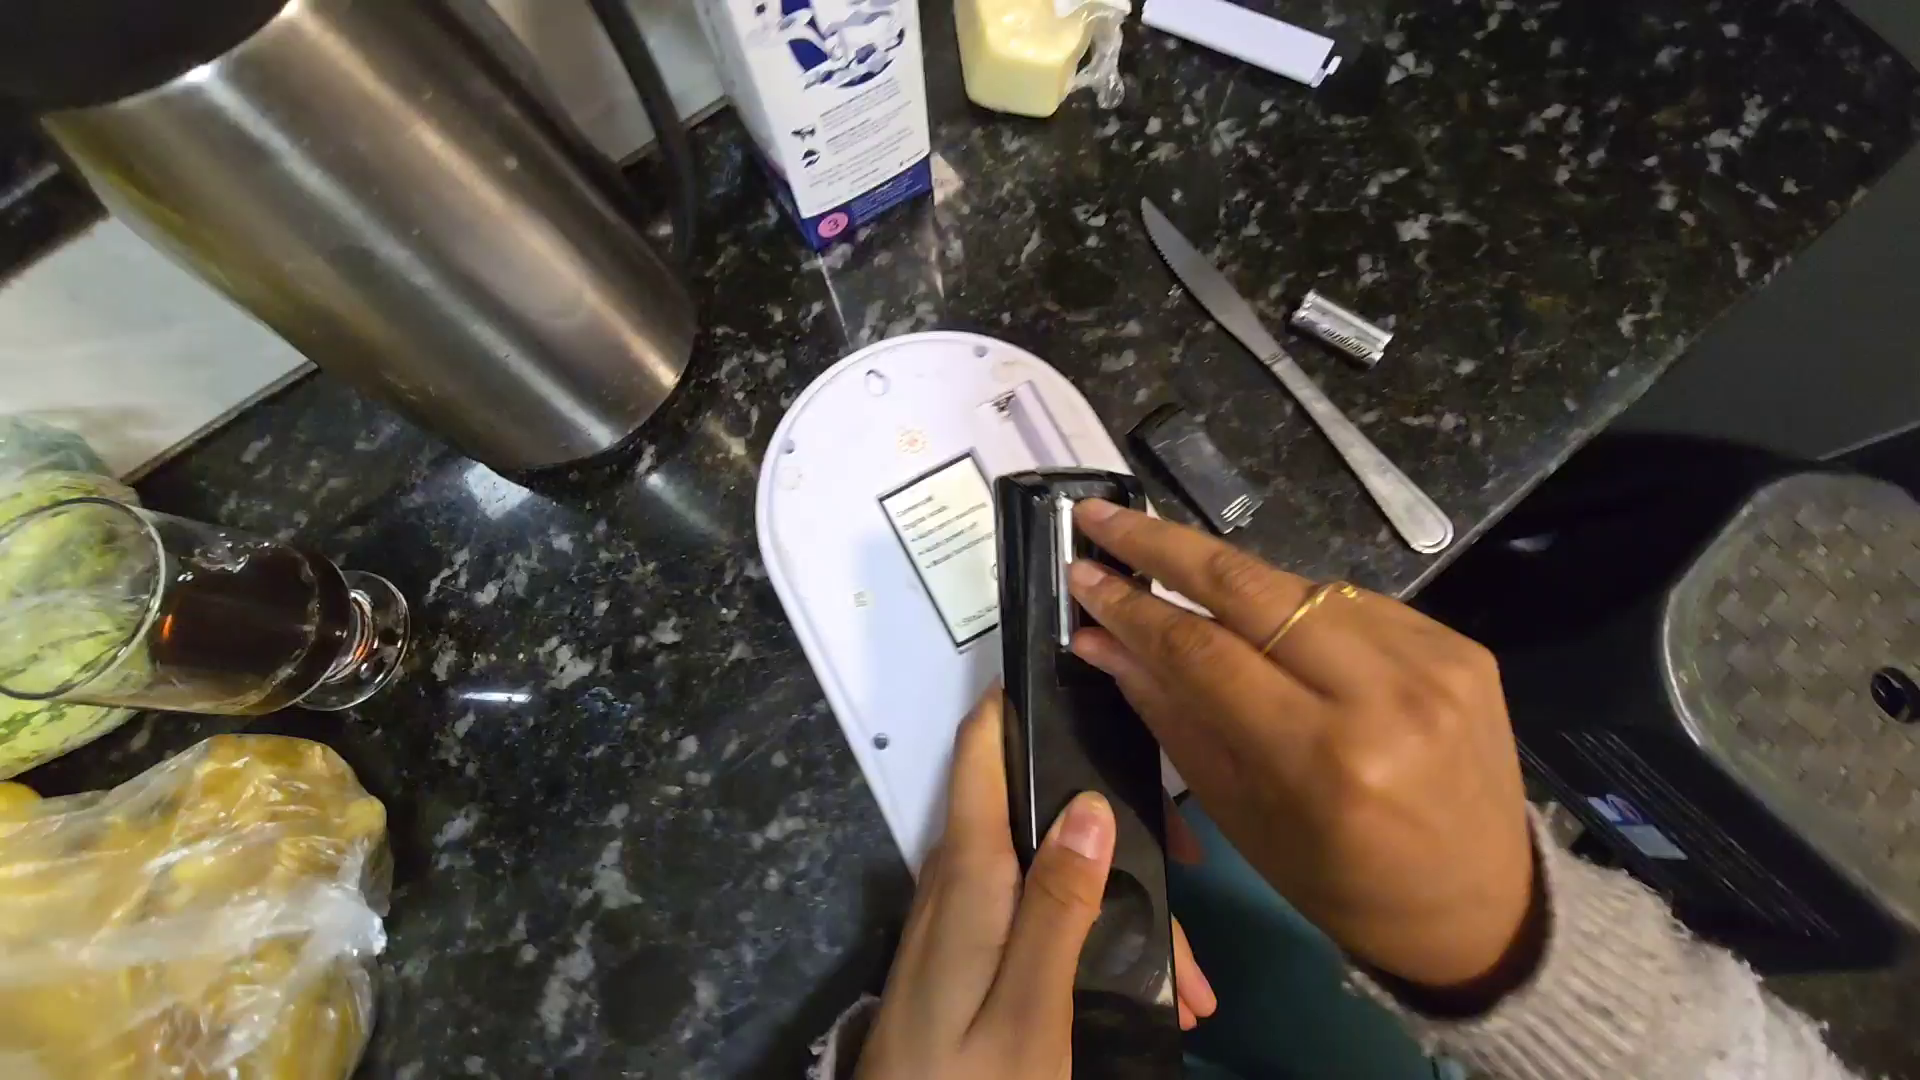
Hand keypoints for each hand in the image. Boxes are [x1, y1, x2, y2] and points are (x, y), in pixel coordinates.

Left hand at [855, 690, 1216, 1079]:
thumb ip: (1056, 905)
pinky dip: (1097, 929)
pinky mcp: (977, 939)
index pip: (980, 748)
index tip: (1078, 681)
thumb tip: (1090, 805)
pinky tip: (1154, 987)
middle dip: (1115, 822)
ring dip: (1121, 897)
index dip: (1017, 702)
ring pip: (1053, 863)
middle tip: (1188, 861)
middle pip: (1039, 808)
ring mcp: (969, 906)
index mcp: (970, 867)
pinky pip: (1043, 907)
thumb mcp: (1025, 1007)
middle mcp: (963, 870)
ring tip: (1192, 974)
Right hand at [1065, 500, 1534, 993]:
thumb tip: (1097, 638)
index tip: (1081, 571)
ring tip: (1166, 564)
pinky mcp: (1457, 642)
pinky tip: (1262, 615)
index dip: (1131, 607)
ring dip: (1219, 572)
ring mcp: (1431, 658)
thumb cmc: (1334, 876)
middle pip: (1246, 586)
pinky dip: (1287, 602)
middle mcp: (1382, 693)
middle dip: (1160, 544)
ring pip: (1292, 583)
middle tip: (1102, 514)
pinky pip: (1343, 601)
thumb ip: (1165, 707)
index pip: (1201, 651)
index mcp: (1321, 757)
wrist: (1479, 906)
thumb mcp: (1234, 806)